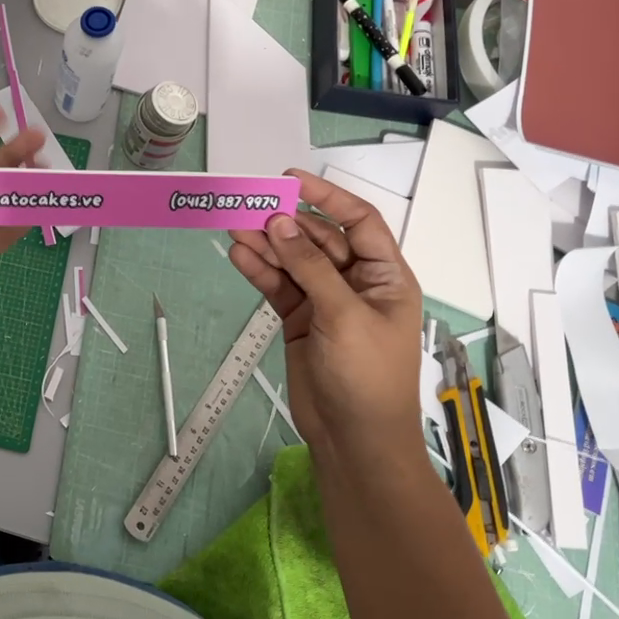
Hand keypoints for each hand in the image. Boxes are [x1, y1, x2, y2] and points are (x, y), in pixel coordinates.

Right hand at [227, 169, 423, 462]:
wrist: (355, 438)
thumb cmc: (367, 375)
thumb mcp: (343, 315)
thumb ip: (310, 267)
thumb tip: (279, 222)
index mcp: (385, 276)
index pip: (358, 222)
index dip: (327, 197)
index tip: (290, 181)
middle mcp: (355, 282)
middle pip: (318, 239)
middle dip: (285, 222)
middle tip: (247, 206)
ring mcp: (325, 301)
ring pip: (292, 261)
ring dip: (265, 244)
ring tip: (233, 227)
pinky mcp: (299, 319)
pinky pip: (278, 286)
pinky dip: (258, 271)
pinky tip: (238, 256)